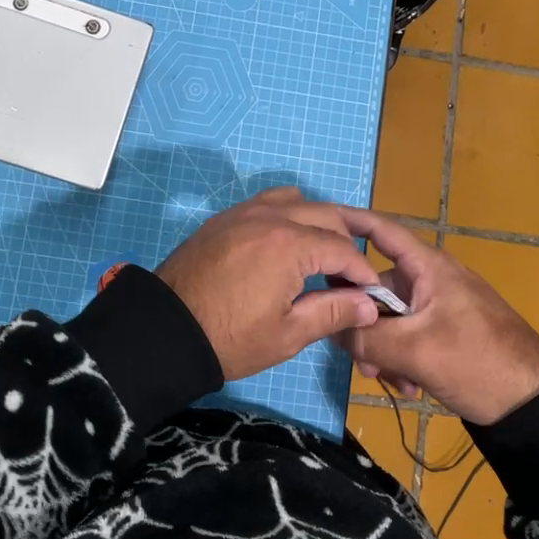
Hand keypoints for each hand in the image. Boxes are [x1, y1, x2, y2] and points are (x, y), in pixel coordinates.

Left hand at [157, 187, 382, 380]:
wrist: (167, 328)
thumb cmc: (231, 338)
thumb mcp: (288, 334)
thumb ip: (332, 312)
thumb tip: (369, 305)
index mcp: (289, 244)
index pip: (343, 249)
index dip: (362, 271)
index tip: (372, 293)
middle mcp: (270, 216)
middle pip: (326, 215)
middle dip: (346, 243)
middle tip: (349, 277)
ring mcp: (245, 211)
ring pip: (297, 200)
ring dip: (317, 221)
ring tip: (321, 256)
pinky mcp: (226, 216)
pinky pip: (268, 201)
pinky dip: (288, 213)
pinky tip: (287, 243)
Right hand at [336, 207, 538, 424]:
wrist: (536, 406)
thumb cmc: (477, 362)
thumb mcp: (414, 350)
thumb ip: (365, 336)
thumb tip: (329, 327)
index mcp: (427, 267)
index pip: (380, 230)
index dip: (347, 222)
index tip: (314, 224)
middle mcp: (430, 278)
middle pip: (378, 286)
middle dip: (364, 322)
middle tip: (359, 358)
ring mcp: (440, 306)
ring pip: (391, 317)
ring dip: (383, 348)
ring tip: (392, 381)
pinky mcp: (447, 331)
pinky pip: (409, 335)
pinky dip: (402, 357)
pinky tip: (410, 386)